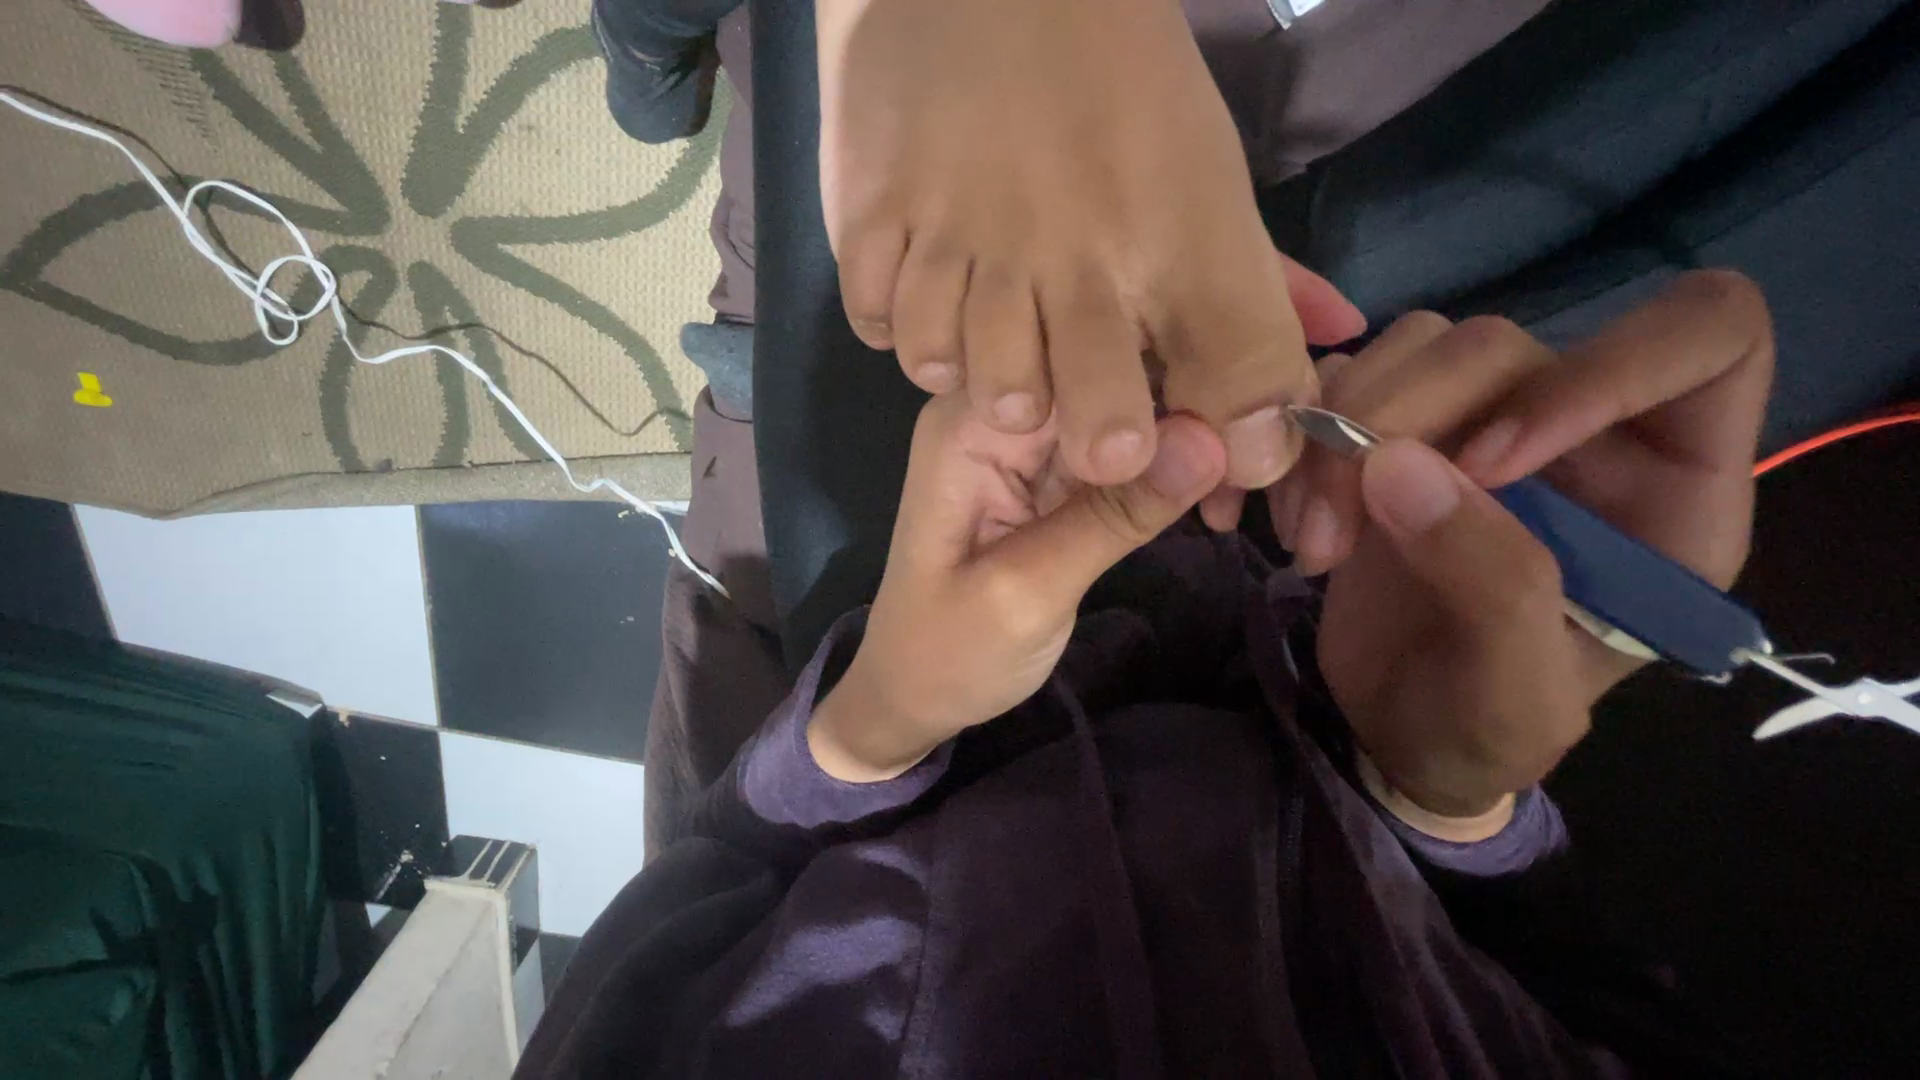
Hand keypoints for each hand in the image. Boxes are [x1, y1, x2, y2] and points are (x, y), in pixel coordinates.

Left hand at [810, 394, 1226, 781]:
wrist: (916, 693)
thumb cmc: (950, 652)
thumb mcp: (1030, 590)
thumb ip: (1115, 515)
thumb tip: (1212, 438)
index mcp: (973, 418)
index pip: (1082, 354)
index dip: (1174, 368)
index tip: (1254, 412)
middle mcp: (1002, 408)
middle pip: (1109, 371)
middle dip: (1192, 400)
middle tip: (1266, 453)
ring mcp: (1030, 440)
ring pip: (1126, 410)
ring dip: (1191, 438)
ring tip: (1256, 475)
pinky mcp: (1054, 474)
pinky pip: (1124, 452)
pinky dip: (1170, 470)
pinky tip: (1220, 492)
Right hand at [816, 0, 1364, 492]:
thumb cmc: (1114, 82)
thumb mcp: (1206, 178)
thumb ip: (1250, 293)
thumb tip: (1316, 366)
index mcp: (1170, 232)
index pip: (1232, 377)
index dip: (1227, 440)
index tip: (1199, 443)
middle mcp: (1066, 250)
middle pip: (1092, 418)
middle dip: (1097, 437)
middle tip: (1074, 410)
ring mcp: (957, 233)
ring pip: (959, 375)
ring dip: (973, 376)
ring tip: (981, 336)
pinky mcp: (871, 215)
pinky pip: (877, 323)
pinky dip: (895, 324)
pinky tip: (917, 293)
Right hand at [1311, 271, 1774, 821]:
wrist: (1390, 731)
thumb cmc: (1484, 730)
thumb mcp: (1514, 691)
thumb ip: (1491, 583)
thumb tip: (1394, 464)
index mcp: (1663, 482)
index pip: (1699, 338)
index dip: (1598, 372)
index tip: (1484, 462)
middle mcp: (1569, 428)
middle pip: (1498, 347)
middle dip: (1397, 429)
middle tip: (1332, 535)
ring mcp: (1467, 424)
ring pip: (1411, 351)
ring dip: (1335, 437)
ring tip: (1312, 540)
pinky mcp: (1385, 434)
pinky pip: (1338, 385)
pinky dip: (1297, 441)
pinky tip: (1285, 513)